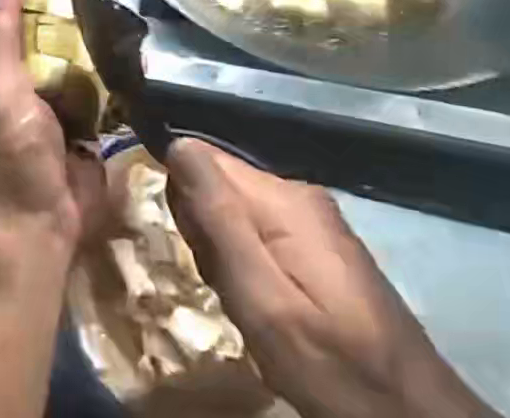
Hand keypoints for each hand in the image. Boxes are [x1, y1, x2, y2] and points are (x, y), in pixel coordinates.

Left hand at [0, 0, 104, 249]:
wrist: (42, 221)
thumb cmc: (15, 150)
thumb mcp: (1, 85)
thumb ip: (2, 34)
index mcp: (4, 68)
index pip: (21, 18)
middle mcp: (31, 80)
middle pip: (56, 37)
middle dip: (78, 14)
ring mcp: (62, 104)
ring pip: (83, 61)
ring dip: (101, 42)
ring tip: (127, 15)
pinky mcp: (91, 126)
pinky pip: (105, 92)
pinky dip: (118, 76)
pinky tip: (136, 56)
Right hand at [163, 140, 497, 417]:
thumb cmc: (332, 365)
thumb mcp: (262, 298)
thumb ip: (219, 218)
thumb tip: (178, 143)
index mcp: (283, 199)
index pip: (199, 155)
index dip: (184, 197)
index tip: (197, 246)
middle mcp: (296, 194)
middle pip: (213, 182)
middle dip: (202, 228)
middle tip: (224, 282)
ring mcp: (309, 218)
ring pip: (229, 208)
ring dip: (221, 251)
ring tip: (244, 298)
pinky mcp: (315, 243)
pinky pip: (252, 229)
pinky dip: (242, 262)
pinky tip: (261, 300)